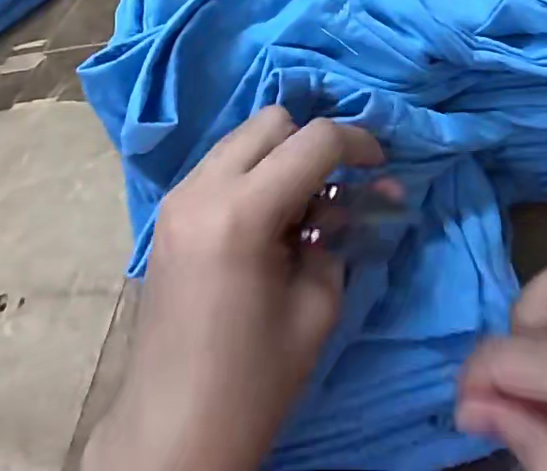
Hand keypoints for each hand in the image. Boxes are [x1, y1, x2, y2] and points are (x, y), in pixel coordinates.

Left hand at [83, 105, 385, 470]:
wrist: (173, 426)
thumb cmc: (254, 380)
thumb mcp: (316, 308)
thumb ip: (337, 239)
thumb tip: (351, 201)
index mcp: (242, 212)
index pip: (313, 140)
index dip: (357, 142)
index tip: (379, 165)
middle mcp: (202, 187)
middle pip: (272, 121)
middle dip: (312, 144)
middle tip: (335, 188)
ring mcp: (177, 194)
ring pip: (242, 136)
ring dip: (280, 156)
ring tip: (299, 209)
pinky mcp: (167, 209)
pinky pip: (219, 164)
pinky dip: (251, 173)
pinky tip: (265, 222)